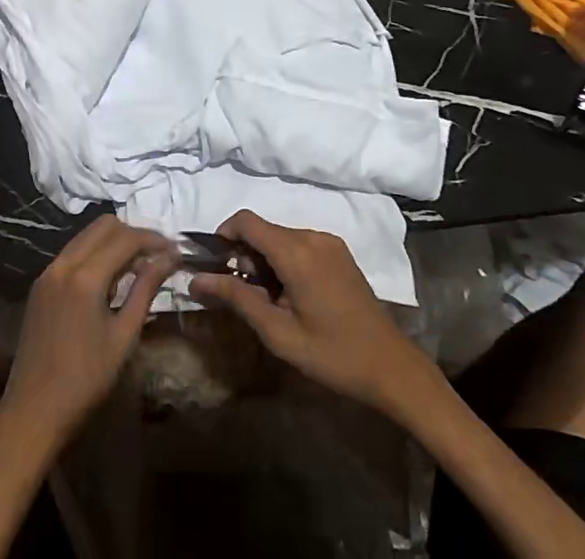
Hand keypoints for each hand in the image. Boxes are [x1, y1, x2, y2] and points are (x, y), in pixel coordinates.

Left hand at [1, 215, 178, 440]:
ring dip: (114, 242)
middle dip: (134, 234)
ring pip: (86, 236)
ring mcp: (47, 274)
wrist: (33, 414)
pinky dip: (95, 254)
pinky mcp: (40, 287)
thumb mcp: (124, 334)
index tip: (176, 253)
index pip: (127, 238)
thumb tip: (170, 258)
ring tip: (137, 267)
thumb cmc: (86, 380)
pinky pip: (72, 253)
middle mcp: (62, 265)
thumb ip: (146, 288)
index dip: (155, 240)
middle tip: (156, 257)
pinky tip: (110, 280)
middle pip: (104, 225)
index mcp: (85, 277)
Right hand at [190, 210, 438, 413]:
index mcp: (297, 252)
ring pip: (281, 238)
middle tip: (242, 296)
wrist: (389, 365)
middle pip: (264, 230)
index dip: (223, 236)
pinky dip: (285, 262)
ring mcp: (330, 243)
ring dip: (265, 261)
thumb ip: (236, 299)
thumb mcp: (277, 331)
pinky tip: (290, 296)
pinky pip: (301, 245)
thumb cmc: (330, 354)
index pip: (247, 221)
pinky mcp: (340, 254)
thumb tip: (195, 280)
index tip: (214, 266)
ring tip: (268, 302)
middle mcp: (314, 237)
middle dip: (244, 255)